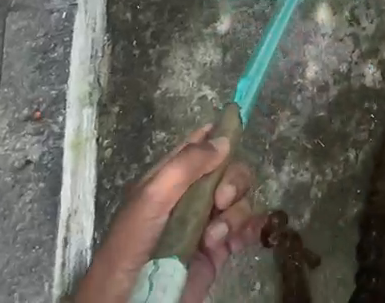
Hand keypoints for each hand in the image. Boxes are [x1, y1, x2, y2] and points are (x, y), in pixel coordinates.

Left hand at [73, 124, 264, 302]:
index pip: (200, 146)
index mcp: (170, 180)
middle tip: (221, 201)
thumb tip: (225, 139)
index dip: (219, 136)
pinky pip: (246, 228)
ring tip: (214, 239)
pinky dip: (251, 228)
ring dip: (234, 215)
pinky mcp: (218, 250)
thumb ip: (187, 165)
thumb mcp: (151, 198)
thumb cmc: (133, 247)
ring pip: (240, 200)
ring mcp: (206, 223)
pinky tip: (244, 237)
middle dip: (233, 181)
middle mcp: (191, 197)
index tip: (237, 133)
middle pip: (229, 171)